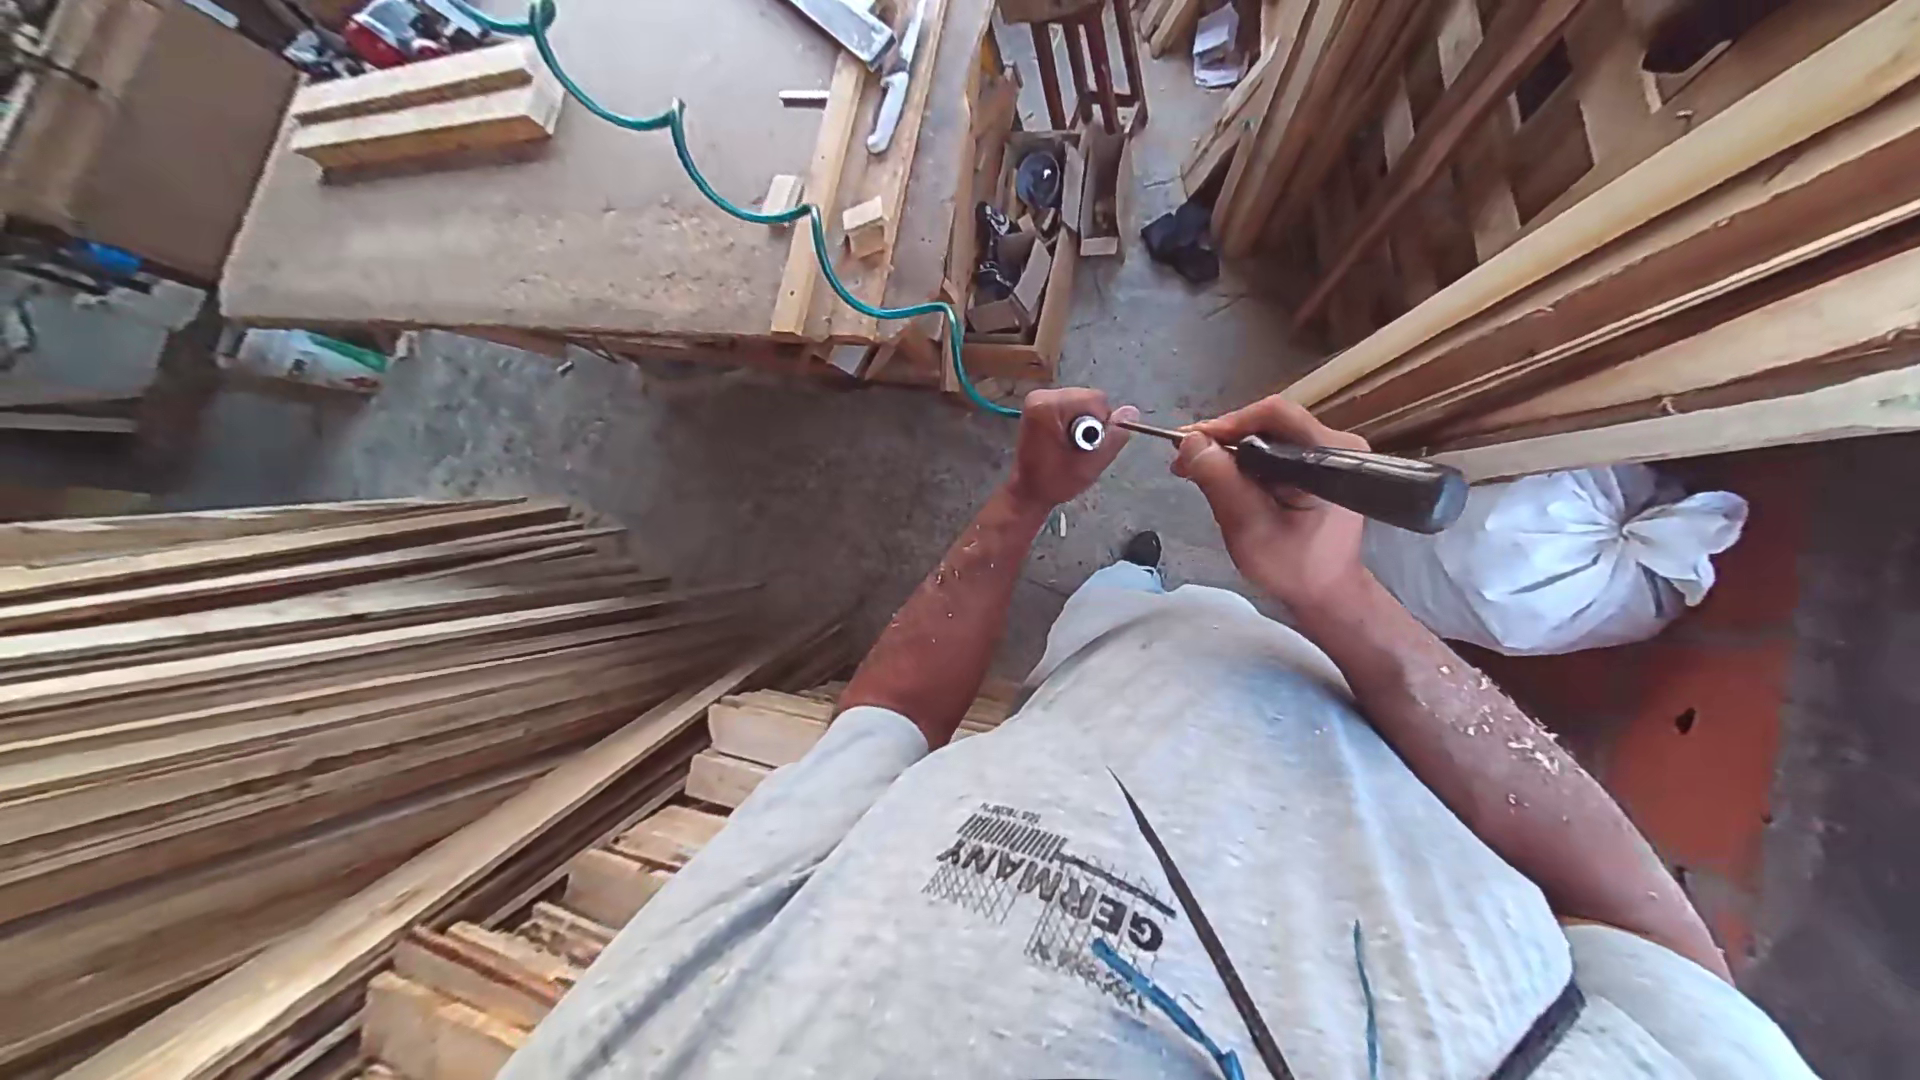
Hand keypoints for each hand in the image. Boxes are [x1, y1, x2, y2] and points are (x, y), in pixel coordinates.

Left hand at [1006, 388, 1136, 511]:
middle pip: (1088, 398)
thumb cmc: (1055, 482)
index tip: (1085, 445)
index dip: (1100, 424)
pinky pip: (1072, 406)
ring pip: (1082, 402)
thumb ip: (1114, 437)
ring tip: (1070, 446)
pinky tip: (1064, 441)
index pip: (1096, 400)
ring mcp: (1038, 399)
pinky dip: (1075, 422)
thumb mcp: (1091, 464)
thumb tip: (1131, 411)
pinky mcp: (1039, 405)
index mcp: (1048, 406)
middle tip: (1077, 447)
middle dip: (1091, 423)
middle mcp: (1040, 396)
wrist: (1028, 491)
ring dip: (1084, 423)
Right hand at [1173, 394, 1372, 613]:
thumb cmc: (1292, 567)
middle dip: (1221, 438)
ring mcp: (1326, 453)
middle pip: (1268, 422)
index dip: (1227, 424)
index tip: (1190, 443)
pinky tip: (1216, 473)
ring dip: (1226, 449)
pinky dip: (1239, 459)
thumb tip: (1190, 442)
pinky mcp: (1314, 464)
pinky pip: (1270, 448)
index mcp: (1329, 455)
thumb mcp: (1249, 528)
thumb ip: (1221, 482)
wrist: (1325, 592)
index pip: (1274, 415)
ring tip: (1193, 467)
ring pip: (1265, 434)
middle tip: (1183, 459)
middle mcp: (1334, 444)